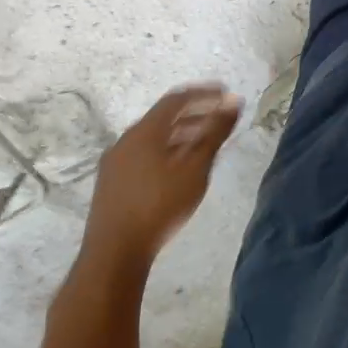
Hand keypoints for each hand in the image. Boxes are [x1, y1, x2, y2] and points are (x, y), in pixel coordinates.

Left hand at [84, 84, 242, 265]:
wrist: (114, 254)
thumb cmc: (160, 205)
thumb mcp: (196, 167)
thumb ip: (216, 132)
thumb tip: (234, 102)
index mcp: (144, 132)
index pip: (176, 99)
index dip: (204, 93)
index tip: (227, 94)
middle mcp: (126, 141)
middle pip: (164, 117)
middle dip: (196, 113)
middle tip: (221, 117)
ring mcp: (116, 163)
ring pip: (154, 136)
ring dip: (182, 132)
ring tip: (207, 140)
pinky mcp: (112, 182)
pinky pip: (145, 152)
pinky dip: (168, 148)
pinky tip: (183, 165)